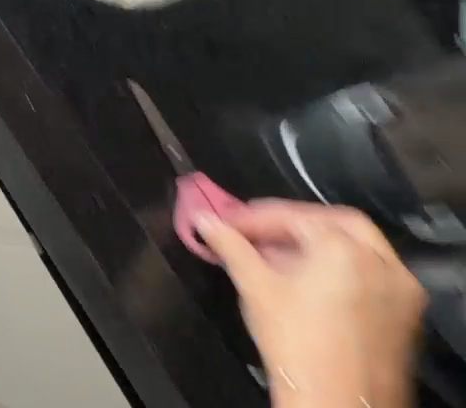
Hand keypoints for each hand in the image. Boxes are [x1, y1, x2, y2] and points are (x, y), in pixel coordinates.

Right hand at [196, 200, 424, 407]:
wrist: (337, 397)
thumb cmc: (295, 337)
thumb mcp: (253, 284)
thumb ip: (228, 244)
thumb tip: (204, 220)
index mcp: (345, 251)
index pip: (292, 216)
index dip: (252, 217)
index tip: (224, 223)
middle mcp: (382, 265)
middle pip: (336, 223)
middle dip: (293, 222)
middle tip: (256, 230)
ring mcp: (399, 291)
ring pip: (356, 247)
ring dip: (314, 244)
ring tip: (272, 256)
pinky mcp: (402, 313)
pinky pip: (369, 272)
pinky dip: (337, 266)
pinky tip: (303, 280)